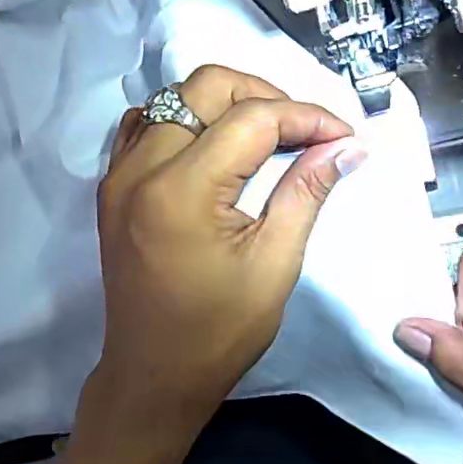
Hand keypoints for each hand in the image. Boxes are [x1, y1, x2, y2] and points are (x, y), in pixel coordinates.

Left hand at [91, 65, 366, 441]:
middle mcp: (140, 168)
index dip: (307, 117)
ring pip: (176, 96)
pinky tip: (216, 147)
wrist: (153, 378)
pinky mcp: (113, 186)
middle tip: (306, 132)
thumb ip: (308, 191)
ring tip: (269, 136)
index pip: (253, 118)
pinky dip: (188, 119)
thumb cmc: (220, 331)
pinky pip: (148, 123)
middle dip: (267, 96)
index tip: (344, 137)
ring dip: (228, 103)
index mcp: (181, 191)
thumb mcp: (276, 263)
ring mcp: (118, 173)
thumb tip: (349, 147)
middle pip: (207, 85)